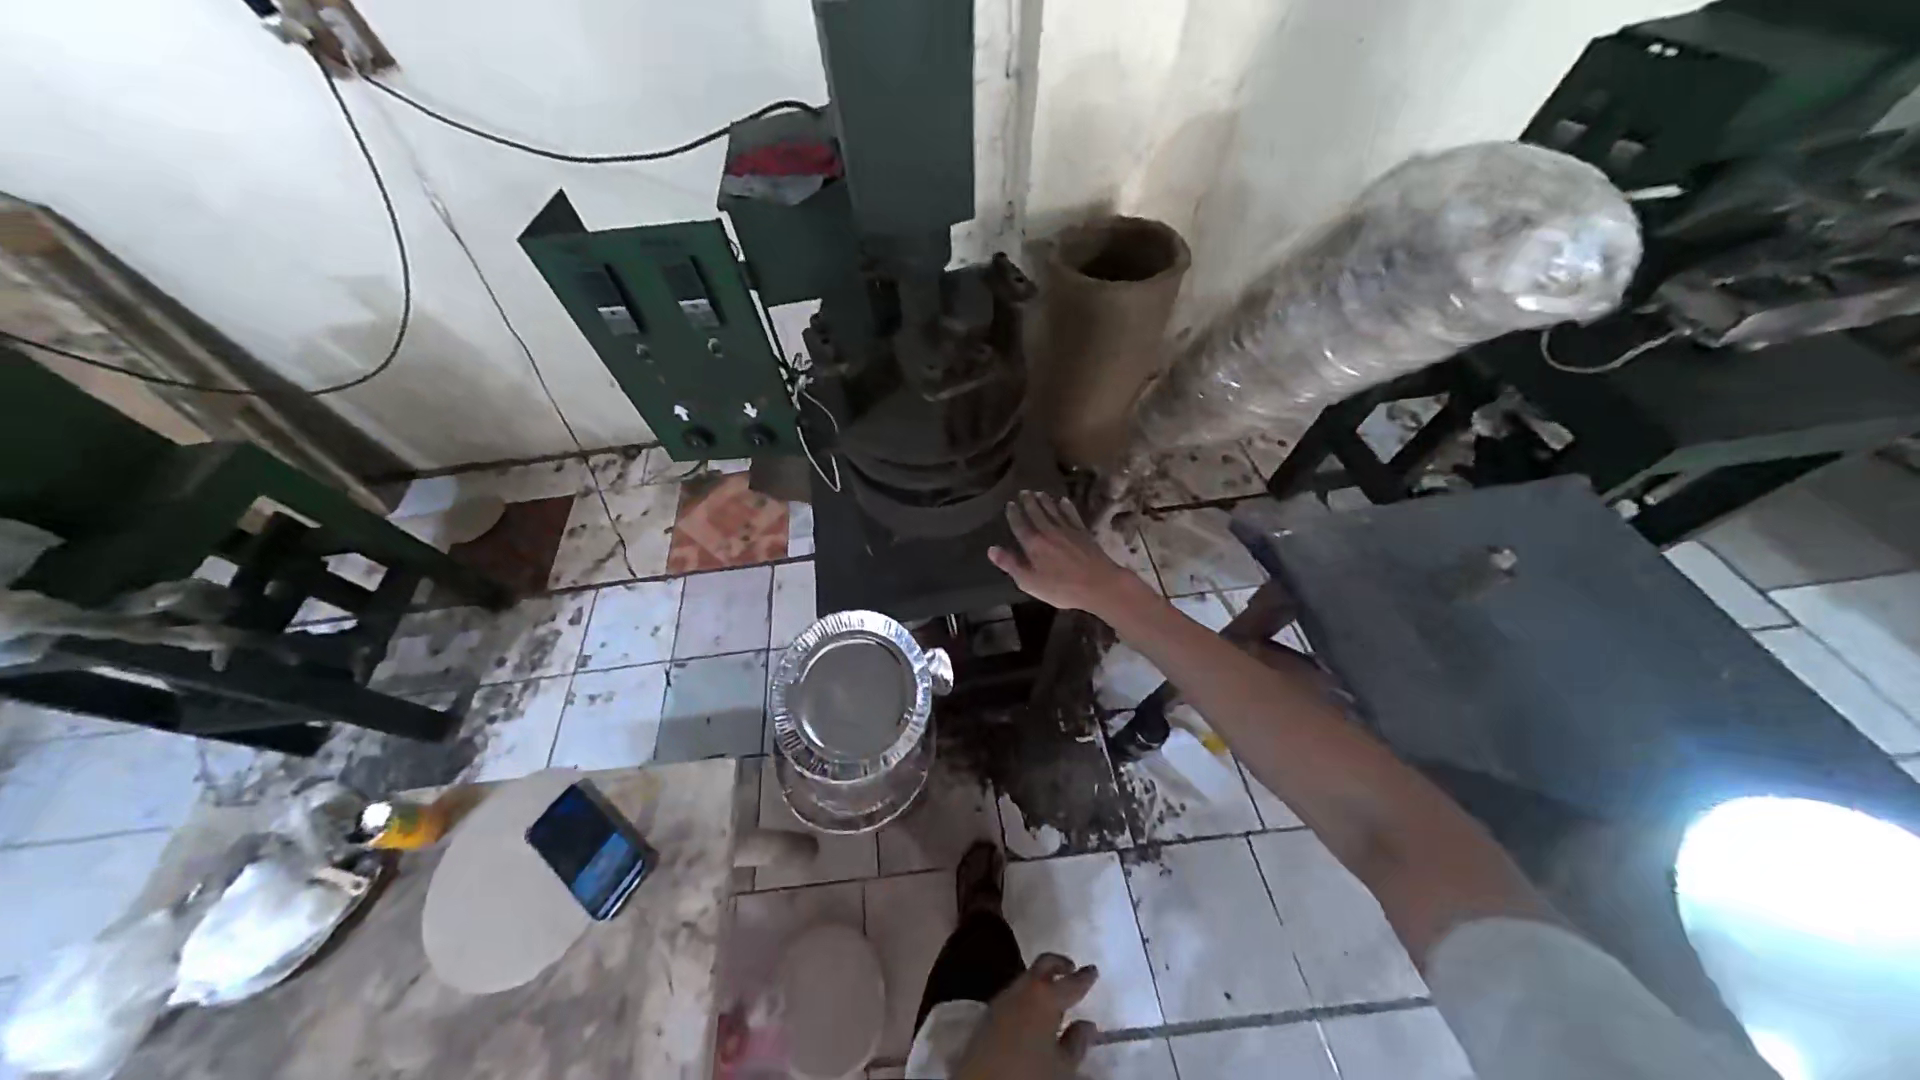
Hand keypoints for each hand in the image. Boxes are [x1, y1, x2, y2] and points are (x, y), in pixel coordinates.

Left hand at [953, 954, 1099, 1079]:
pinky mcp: (988, 1012)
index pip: (1071, 982)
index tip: (1093, 970)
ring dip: (1041, 979)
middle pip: (1043, 965)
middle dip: (1059, 964)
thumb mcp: (1063, 1067)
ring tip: (1054, 995)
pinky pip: (1014, 993)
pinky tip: (1032, 1010)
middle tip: (1072, 969)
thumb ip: (1077, 1043)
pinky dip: (1027, 993)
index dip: (1085, 977)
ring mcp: (1002, 998)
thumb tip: (1087, 1025)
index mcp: (1045, 997)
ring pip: (1026, 978)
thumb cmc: (1030, 1076)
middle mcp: (1023, 989)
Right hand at [988, 492, 1142, 615]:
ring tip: (1039, 492)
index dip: (1013, 514)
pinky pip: (1072, 514)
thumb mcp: (1029, 582)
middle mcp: (1048, 531)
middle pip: (1037, 512)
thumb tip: (991, 549)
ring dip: (1045, 500)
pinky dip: (1066, 506)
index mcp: (1033, 544)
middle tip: (1024, 491)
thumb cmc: (1061, 588)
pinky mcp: (1083, 532)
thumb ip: (1010, 564)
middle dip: (1029, 501)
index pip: (1020, 525)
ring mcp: (1067, 530)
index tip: (1010, 504)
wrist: (1099, 584)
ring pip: (1053, 510)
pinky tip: (1064, 501)